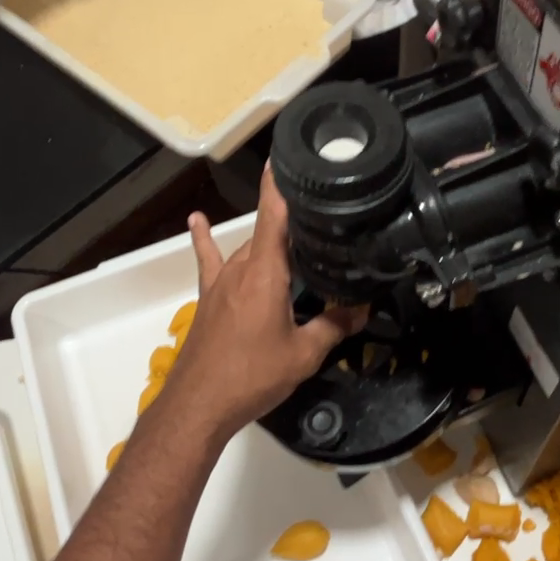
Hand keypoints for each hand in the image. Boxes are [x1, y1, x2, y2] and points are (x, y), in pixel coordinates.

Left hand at [151, 168, 365, 442]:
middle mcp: (241, 268)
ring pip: (248, 249)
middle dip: (294, 226)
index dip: (282, 185)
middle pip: (269, 234)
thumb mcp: (304, 355)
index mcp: (265, 273)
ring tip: (296, 241)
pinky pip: (210, 260)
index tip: (290, 156)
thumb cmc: (252, 376)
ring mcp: (220, 281)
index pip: (275, 216)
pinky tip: (197, 220)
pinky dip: (206, 240)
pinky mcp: (209, 297)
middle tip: (324, 225)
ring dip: (270, 244)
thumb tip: (362, 310)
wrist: (200, 404)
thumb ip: (334, 326)